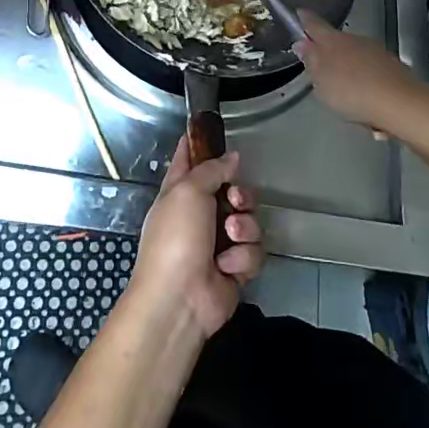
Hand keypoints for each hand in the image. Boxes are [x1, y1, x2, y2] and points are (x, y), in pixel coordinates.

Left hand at [128, 136, 263, 336]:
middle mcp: (199, 213)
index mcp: (179, 191)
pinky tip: (227, 267)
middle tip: (234, 200)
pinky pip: (253, 250)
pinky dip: (243, 257)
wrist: (179, 298)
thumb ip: (211, 169)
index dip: (200, 144)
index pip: (189, 158)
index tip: (212, 129)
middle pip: (232, 190)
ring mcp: (219, 242)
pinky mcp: (235, 267)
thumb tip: (232, 157)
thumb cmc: (175, 238)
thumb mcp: (187, 191)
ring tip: (230, 238)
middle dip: (240, 195)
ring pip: (249, 220)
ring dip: (243, 228)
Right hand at [295, 10, 428, 132]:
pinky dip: (366, 82)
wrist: (399, 103)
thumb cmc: (351, 91)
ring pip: (356, 56)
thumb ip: (311, 61)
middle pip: (337, 41)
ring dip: (349, 69)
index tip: (300, 12)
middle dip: (328, 50)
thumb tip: (301, 44)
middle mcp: (356, 40)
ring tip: (344, 93)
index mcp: (333, 41)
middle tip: (319, 68)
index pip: (315, 25)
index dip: (305, 19)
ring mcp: (377, 52)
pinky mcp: (393, 67)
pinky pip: (372, 72)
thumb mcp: (321, 80)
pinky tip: (365, 101)